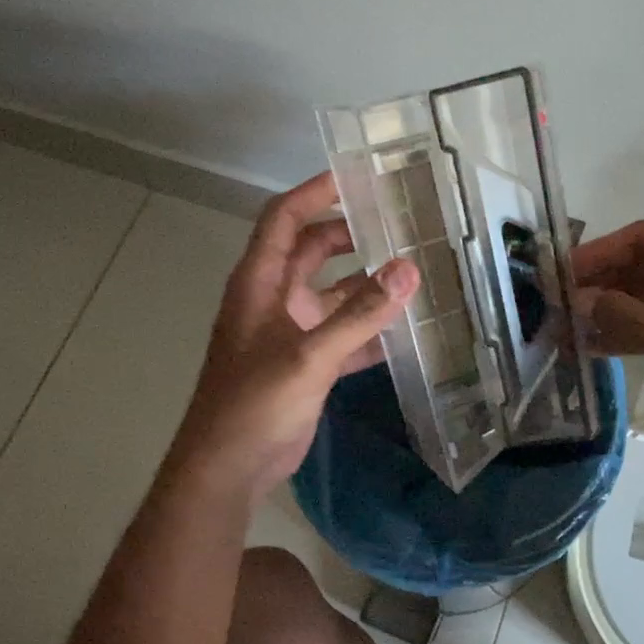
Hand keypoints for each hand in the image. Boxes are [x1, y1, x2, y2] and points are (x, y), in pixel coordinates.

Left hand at [167, 173, 418, 499]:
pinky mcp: (306, 365)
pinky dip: (370, 331)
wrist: (228, 467)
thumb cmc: (256, 402)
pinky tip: (407, 330)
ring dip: (367, 285)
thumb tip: (409, 270)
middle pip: (312, 251)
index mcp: (260, 284)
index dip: (315, 192)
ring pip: (334, 295)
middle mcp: (273, 300)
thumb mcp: (310, 354)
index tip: (357, 176)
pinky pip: (343, 335)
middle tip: (399, 225)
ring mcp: (290, 333)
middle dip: (351, 235)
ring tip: (415, 272)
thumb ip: (361, 314)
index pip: (284, 220)